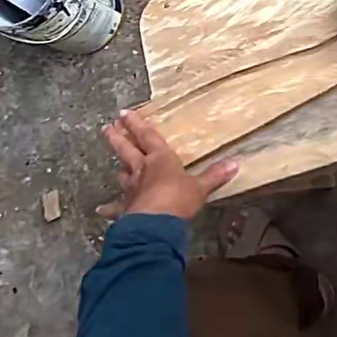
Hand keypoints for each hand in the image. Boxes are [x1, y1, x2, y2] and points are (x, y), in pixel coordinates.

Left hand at [101, 109, 238, 220]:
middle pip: (127, 149)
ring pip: (123, 174)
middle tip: (107, 127)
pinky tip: (100, 210)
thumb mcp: (201, 187)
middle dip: (118, 138)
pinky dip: (109, 208)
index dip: (137, 124)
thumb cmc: (179, 198)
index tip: (124, 113)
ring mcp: (132, 189)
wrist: (156, 223)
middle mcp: (142, 169)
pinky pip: (116, 207)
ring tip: (117, 165)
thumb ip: (215, 175)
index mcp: (160, 158)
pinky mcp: (126, 209)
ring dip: (120, 168)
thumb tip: (235, 163)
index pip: (148, 136)